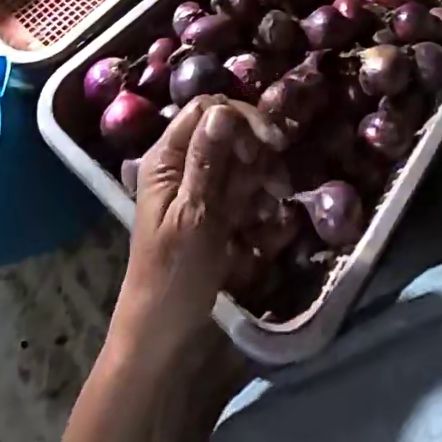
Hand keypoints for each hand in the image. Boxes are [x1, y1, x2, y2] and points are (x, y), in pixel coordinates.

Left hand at [114, 98, 260, 359]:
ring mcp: (199, 185)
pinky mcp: (213, 207)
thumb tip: (222, 111)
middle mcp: (181, 163)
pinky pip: (241, 184)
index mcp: (166, 158)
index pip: (206, 110)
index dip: (240, 118)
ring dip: (262, 171)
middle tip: (276, 181)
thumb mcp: (194, 216)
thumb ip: (208, 162)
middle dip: (256, 147)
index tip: (268, 145)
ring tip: (276, 199)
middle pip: (225, 129)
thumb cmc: (174, 274)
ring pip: (238, 157)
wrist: (164, 332)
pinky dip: (258, 192)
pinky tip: (269, 212)